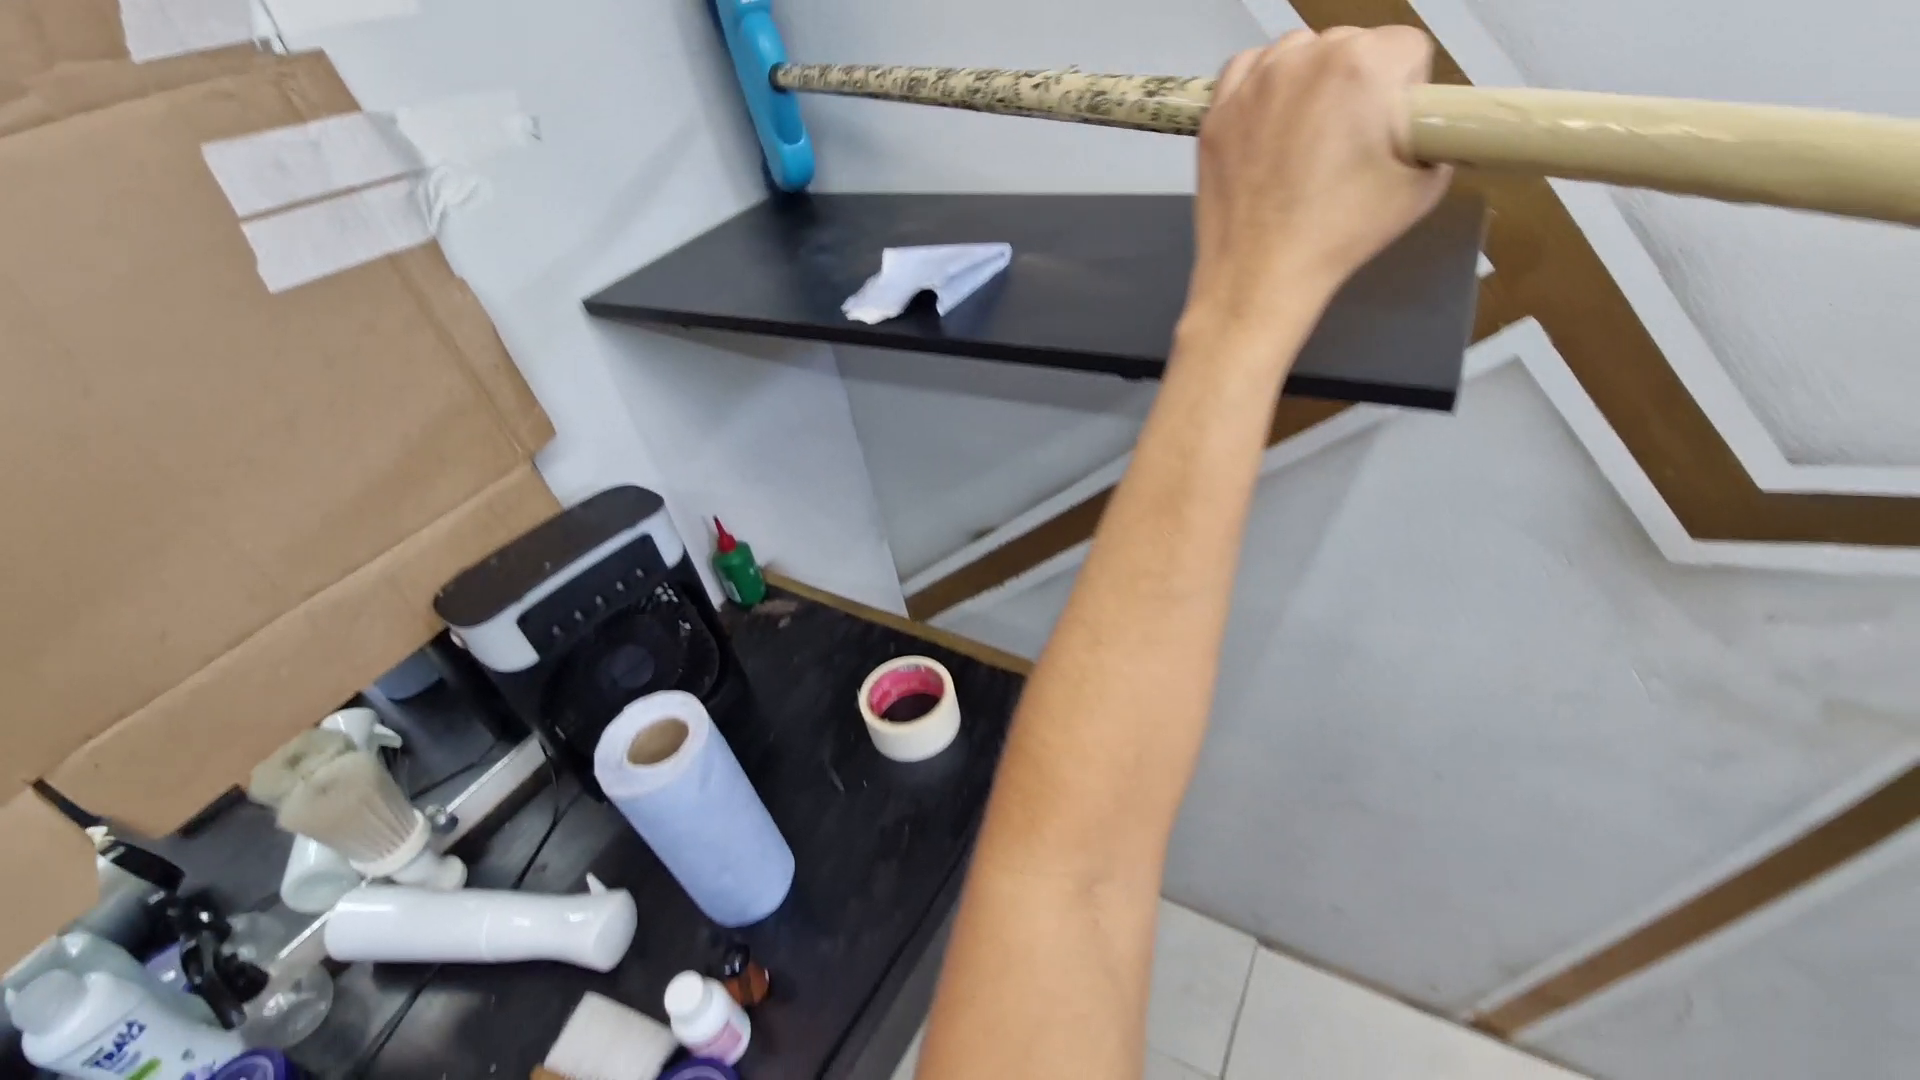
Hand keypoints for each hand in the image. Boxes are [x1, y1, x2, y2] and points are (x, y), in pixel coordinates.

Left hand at [1187, 26, 1451, 326]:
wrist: (1260, 276)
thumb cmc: (1339, 236)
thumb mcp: (1421, 187)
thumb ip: (1435, 136)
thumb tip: (1423, 125)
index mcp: (1365, 66)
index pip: (1407, 48)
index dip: (1404, 90)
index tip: (1387, 131)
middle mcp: (1306, 59)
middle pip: (1350, 45)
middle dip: (1356, 84)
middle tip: (1344, 143)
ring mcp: (1254, 84)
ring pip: (1297, 53)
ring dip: (1308, 81)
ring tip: (1305, 139)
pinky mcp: (1217, 110)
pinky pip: (1247, 71)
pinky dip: (1261, 88)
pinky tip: (1269, 127)